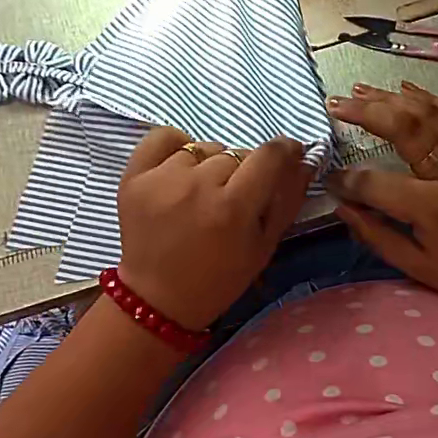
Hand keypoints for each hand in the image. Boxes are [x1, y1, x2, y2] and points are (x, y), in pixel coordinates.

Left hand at [116, 128, 312, 328]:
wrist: (159, 299)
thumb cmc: (221, 278)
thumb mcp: (265, 245)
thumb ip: (287, 199)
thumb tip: (303, 161)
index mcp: (233, 208)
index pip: (270, 154)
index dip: (285, 150)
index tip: (288, 155)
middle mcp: (196, 186)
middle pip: (237, 153)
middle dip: (245, 171)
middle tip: (237, 196)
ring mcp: (161, 179)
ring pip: (205, 148)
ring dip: (212, 163)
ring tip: (204, 191)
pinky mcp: (134, 177)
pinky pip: (164, 138)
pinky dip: (177, 146)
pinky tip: (182, 168)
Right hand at [327, 82, 437, 310]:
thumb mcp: (417, 267)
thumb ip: (376, 235)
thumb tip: (341, 206)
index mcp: (433, 206)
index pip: (376, 183)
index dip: (347, 181)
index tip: (329, 179)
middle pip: (404, 126)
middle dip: (365, 112)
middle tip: (335, 105)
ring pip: (426, 111)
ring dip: (389, 97)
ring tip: (358, 91)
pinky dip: (426, 97)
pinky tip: (403, 88)